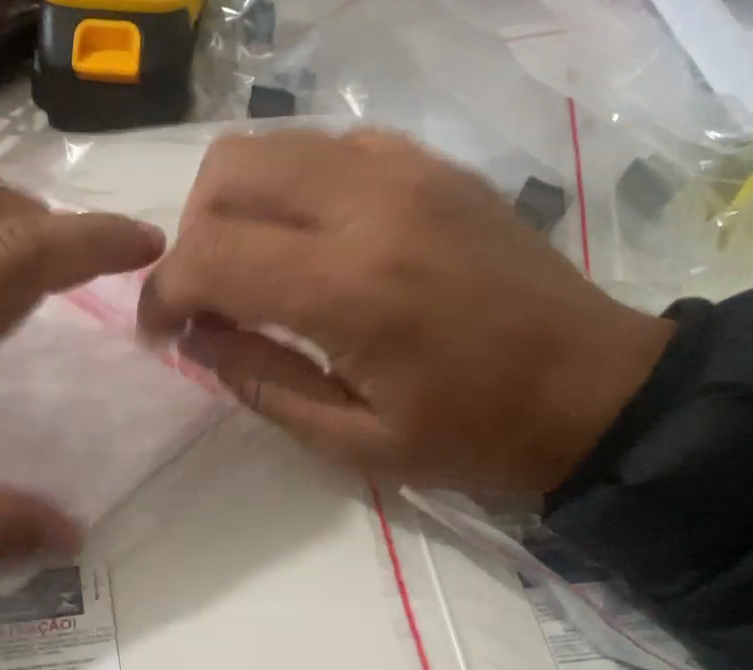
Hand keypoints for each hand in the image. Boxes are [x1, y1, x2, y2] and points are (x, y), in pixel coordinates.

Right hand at [138, 129, 674, 494]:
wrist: (592, 390)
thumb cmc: (473, 435)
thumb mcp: (354, 442)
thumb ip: (261, 384)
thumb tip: (195, 338)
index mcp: (350, 287)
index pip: (209, 255)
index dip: (162, 294)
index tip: (160, 333)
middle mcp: (371, 203)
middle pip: (227, 171)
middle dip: (190, 236)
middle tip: (205, 299)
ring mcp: (407, 170)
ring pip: (273, 144)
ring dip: (236, 204)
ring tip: (250, 269)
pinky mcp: (433, 164)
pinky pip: (331, 146)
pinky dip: (294, 187)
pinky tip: (311, 242)